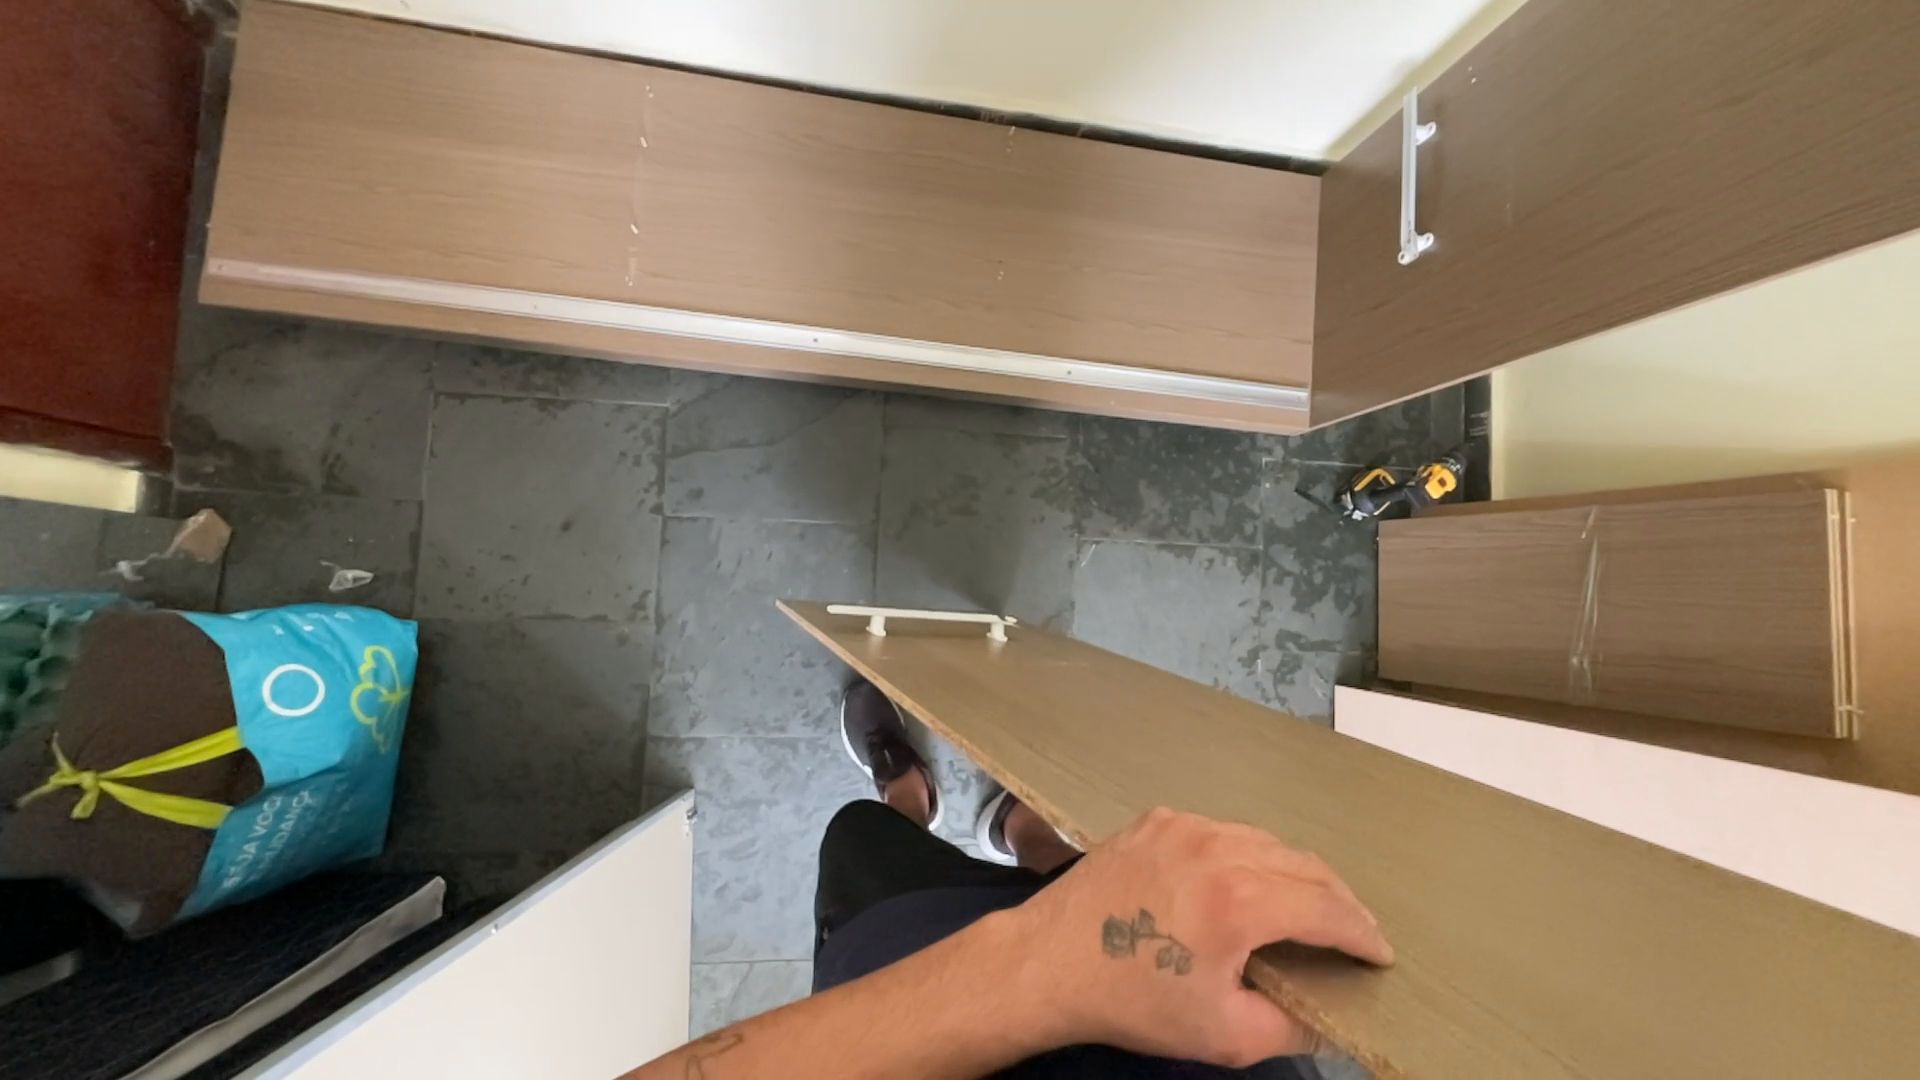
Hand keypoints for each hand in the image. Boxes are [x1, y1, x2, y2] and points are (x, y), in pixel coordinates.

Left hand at [994, 806, 1391, 1066]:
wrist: (1051, 959)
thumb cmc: (1135, 1000)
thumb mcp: (1226, 1034)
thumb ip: (1292, 1025)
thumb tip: (1327, 1012)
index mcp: (1239, 898)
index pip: (1326, 908)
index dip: (1362, 933)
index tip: (1380, 954)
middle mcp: (1215, 846)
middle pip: (1302, 864)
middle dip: (1337, 898)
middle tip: (1354, 930)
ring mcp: (1181, 824)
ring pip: (1262, 838)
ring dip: (1294, 870)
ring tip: (1308, 903)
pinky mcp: (1154, 818)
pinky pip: (1219, 829)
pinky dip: (1247, 852)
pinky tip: (1247, 877)